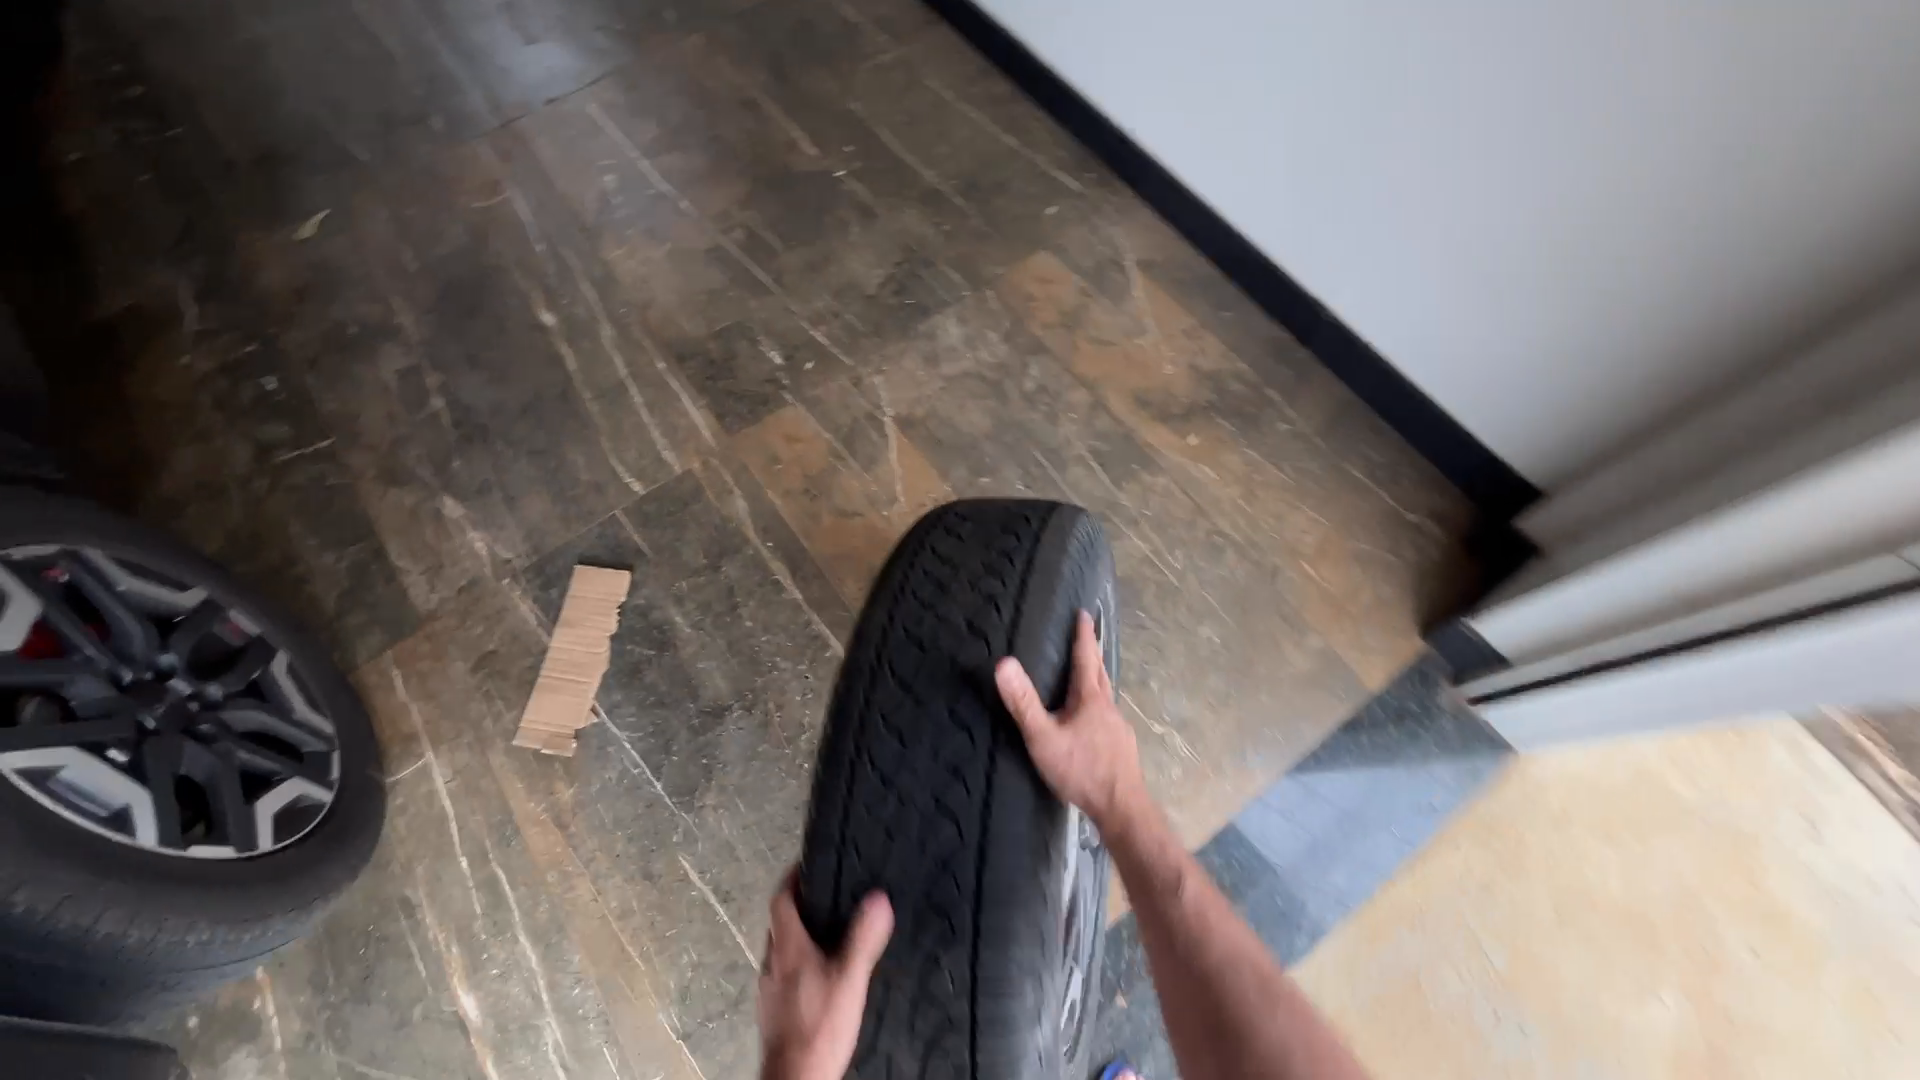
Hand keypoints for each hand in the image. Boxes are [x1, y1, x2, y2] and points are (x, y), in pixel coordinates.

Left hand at [758, 869, 893, 1079]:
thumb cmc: (820, 1025)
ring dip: (797, 935)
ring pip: (780, 949)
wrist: (795, 1079)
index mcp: (787, 947)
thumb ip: (863, 938)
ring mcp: (768, 988)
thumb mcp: (849, 979)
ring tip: (825, 931)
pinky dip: (797, 962)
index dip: (792, 877)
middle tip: (823, 894)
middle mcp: (772, 962)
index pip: (781, 899)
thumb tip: (879, 897)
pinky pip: (782, 973)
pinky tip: (817, 974)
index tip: (807, 863)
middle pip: (779, 922)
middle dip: (797, 905)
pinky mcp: (772, 1010)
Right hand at [995, 610, 1146, 831]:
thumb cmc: (1081, 770)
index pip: (1085, 658)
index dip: (1083, 636)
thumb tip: (1003, 663)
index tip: (1084, 614)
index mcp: (1089, 699)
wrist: (1122, 808)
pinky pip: (1109, 718)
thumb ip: (1023, 703)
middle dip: (1093, 653)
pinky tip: (1095, 723)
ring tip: (1090, 676)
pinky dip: (1100, 708)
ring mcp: (1118, 729)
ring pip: (1107, 697)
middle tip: (1089, 635)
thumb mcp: (1043, 737)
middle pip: (1100, 674)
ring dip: (1098, 680)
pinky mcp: (1122, 748)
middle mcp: (1108, 708)